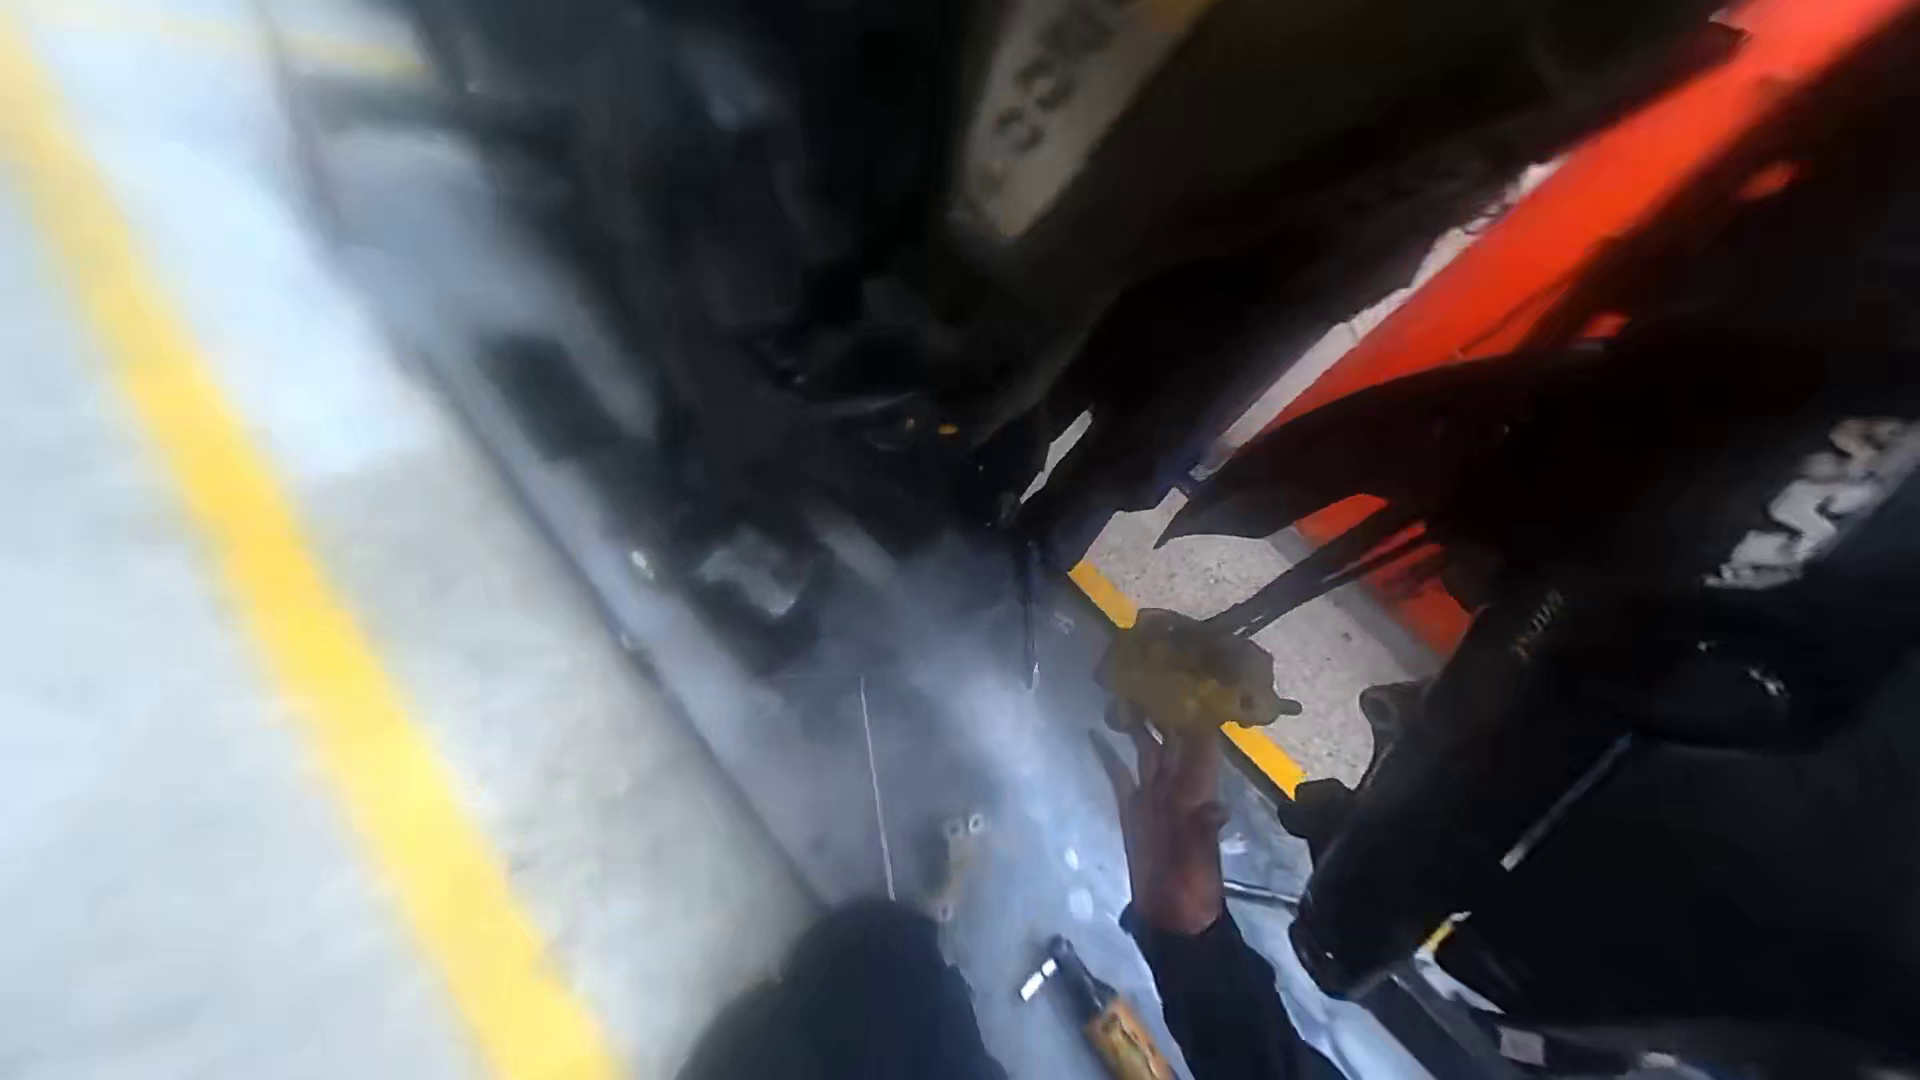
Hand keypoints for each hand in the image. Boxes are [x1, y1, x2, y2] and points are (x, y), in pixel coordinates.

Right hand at [1091, 702, 1228, 935]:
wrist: (1172, 915)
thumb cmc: (1192, 886)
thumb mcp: (1200, 859)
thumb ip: (1204, 831)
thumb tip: (1218, 808)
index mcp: (1195, 792)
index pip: (1199, 746)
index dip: (1198, 715)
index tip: (1190, 682)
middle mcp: (1175, 785)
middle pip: (1170, 738)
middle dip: (1165, 707)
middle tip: (1150, 672)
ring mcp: (1151, 793)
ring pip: (1145, 748)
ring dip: (1138, 721)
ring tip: (1124, 691)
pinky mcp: (1130, 805)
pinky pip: (1118, 771)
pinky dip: (1108, 751)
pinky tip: (1095, 731)